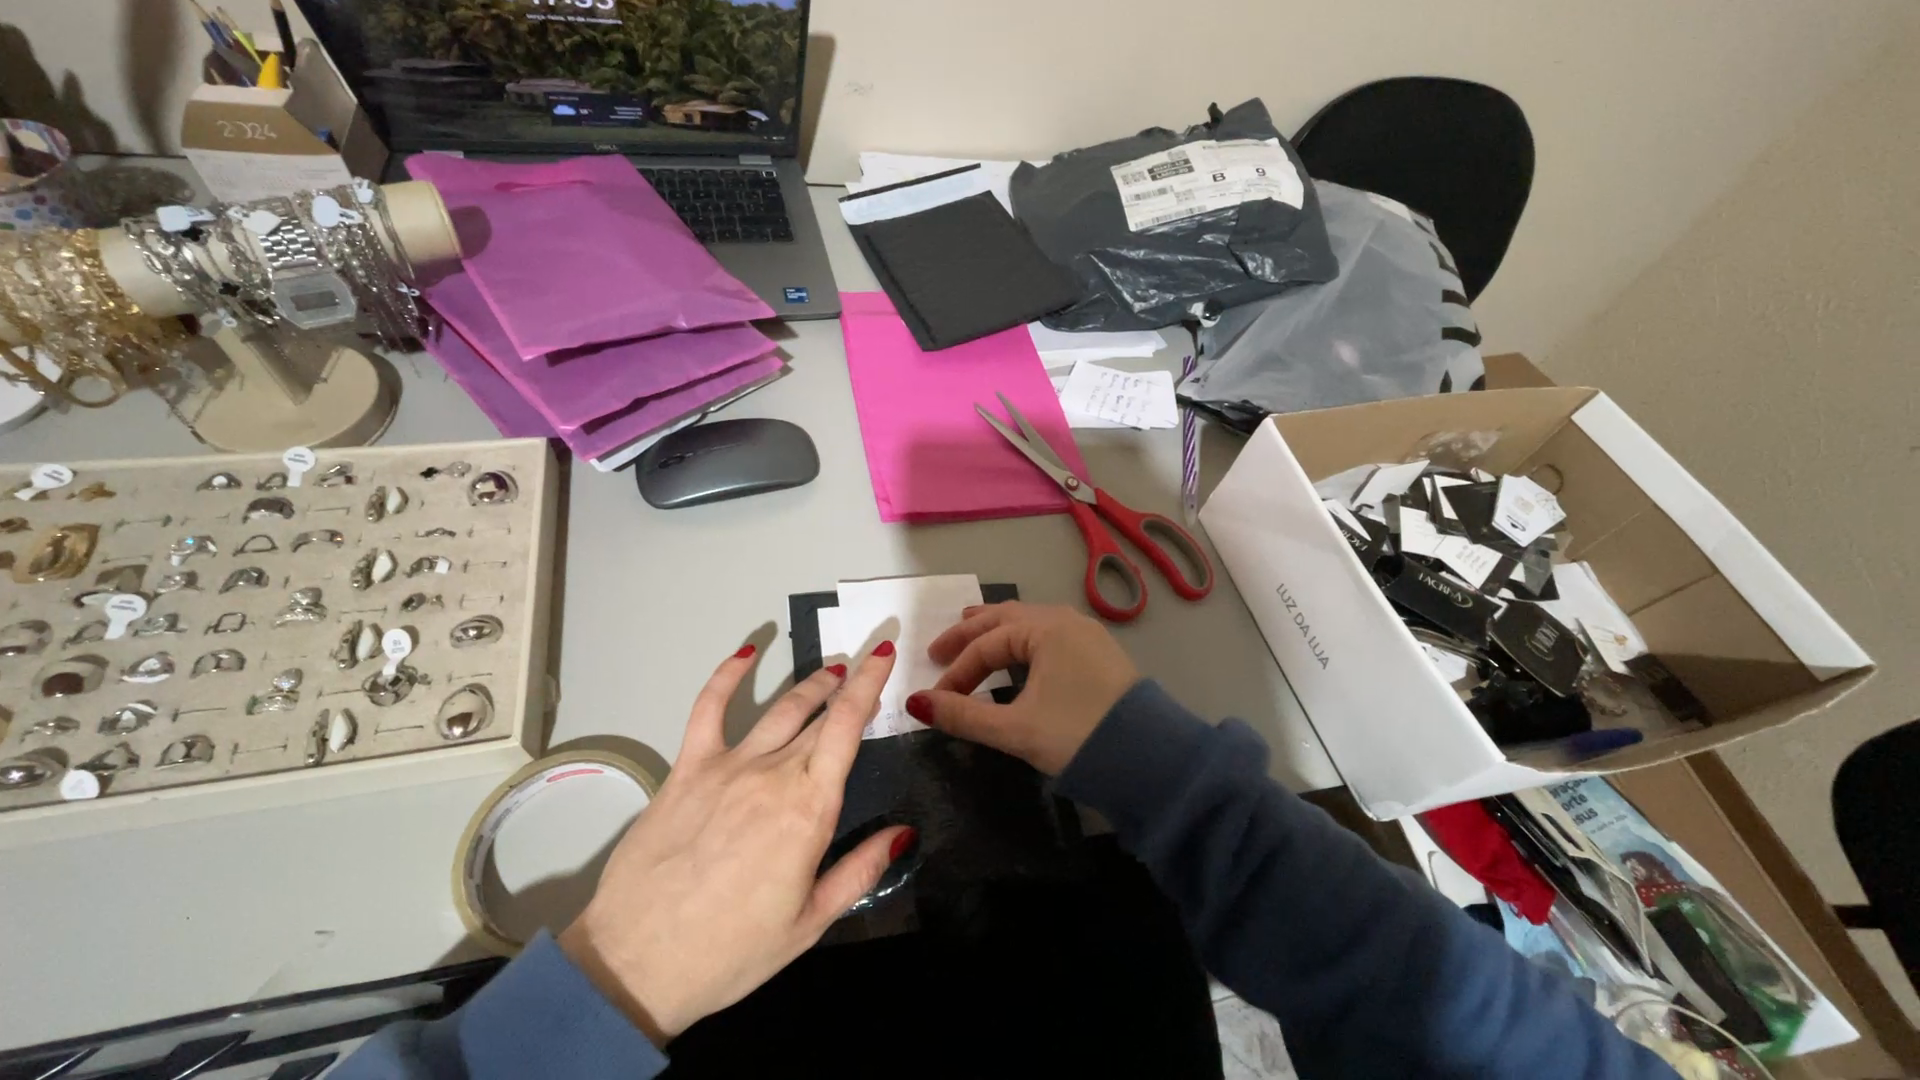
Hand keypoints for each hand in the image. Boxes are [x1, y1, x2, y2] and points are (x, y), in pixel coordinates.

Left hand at [558, 642, 911, 1045]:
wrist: (638, 961)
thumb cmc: (732, 951)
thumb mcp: (810, 923)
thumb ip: (860, 871)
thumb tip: (905, 834)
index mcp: (809, 808)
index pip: (847, 727)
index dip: (869, 684)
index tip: (882, 655)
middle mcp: (772, 774)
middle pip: (819, 716)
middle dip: (847, 684)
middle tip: (865, 663)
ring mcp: (726, 767)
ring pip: (778, 710)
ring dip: (808, 684)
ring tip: (828, 669)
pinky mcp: (686, 769)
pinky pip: (708, 709)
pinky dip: (726, 676)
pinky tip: (745, 653)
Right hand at [906, 602, 1139, 774]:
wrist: (1150, 759)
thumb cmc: (1077, 735)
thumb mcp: (1015, 728)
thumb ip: (964, 715)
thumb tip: (916, 704)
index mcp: (1046, 629)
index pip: (987, 644)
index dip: (956, 671)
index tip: (936, 698)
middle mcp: (1066, 621)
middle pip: (1005, 620)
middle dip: (970, 635)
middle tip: (939, 650)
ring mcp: (1086, 636)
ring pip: (1029, 626)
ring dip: (996, 634)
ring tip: (972, 640)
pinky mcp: (1098, 655)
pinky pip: (1048, 637)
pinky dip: (1022, 644)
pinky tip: (1016, 658)